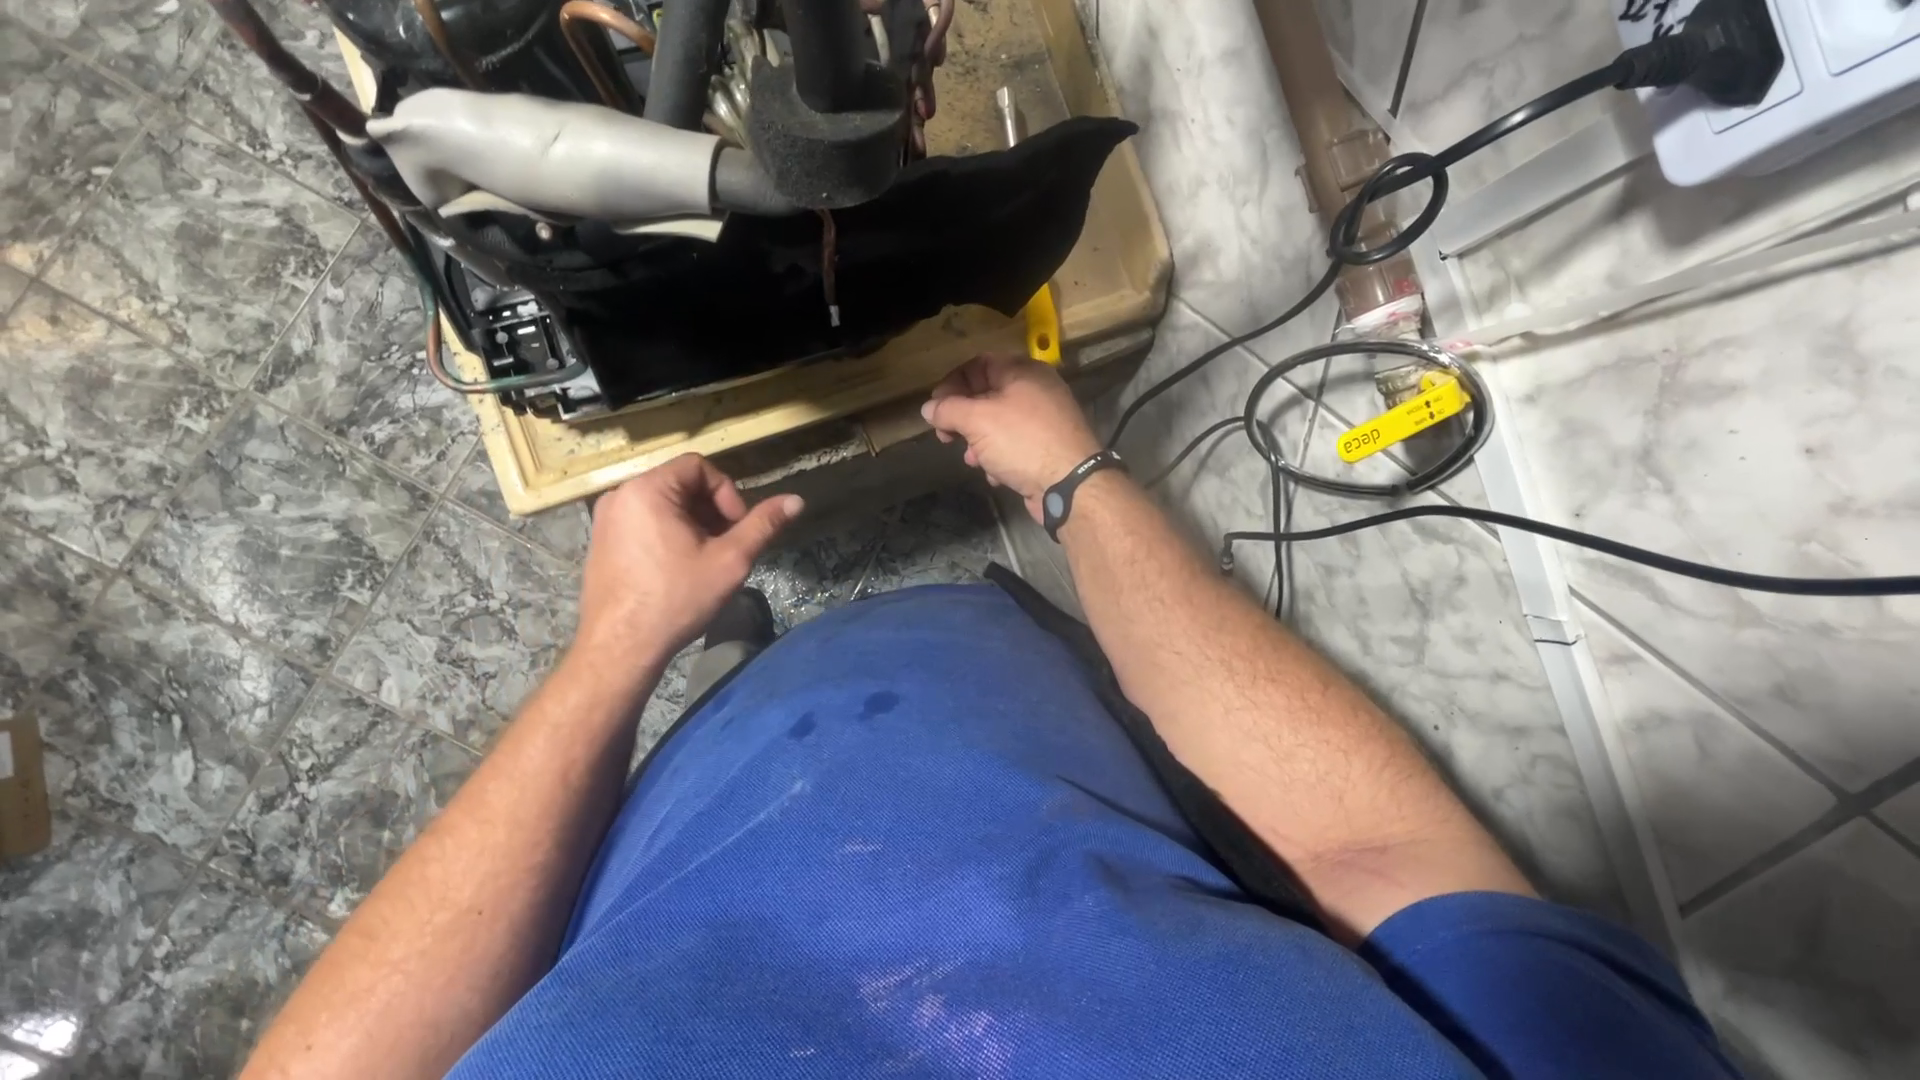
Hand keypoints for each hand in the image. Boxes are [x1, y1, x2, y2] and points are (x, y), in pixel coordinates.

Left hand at [574, 454, 802, 665]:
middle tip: (725, 547)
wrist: (620, 647)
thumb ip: (763, 525)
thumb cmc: (676, 599)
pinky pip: (644, 521)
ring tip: (705, 560)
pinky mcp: (601, 541)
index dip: (727, 493)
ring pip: (663, 504)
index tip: (736, 529)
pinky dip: (669, 534)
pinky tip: (679, 569)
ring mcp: (606, 519)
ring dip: (693, 524)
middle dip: (711, 511)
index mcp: (648, 490)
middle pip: (680, 484)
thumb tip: (796, 501)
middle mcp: (620, 495)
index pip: (699, 467)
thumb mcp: (730, 560)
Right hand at [921, 354, 1101, 522]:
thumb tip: (928, 408)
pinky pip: (1014, 445)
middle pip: (987, 395)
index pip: (978, 364)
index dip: (952, 383)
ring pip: (998, 424)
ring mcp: (1044, 420)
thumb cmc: (1022, 441)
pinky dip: (999, 457)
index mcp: (1023, 371)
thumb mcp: (978, 420)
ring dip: (978, 442)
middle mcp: (1036, 390)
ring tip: (972, 459)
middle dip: (963, 418)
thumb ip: (949, 410)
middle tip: (946, 436)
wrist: (1070, 483)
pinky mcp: (1047, 447)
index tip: (935, 408)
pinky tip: (995, 474)